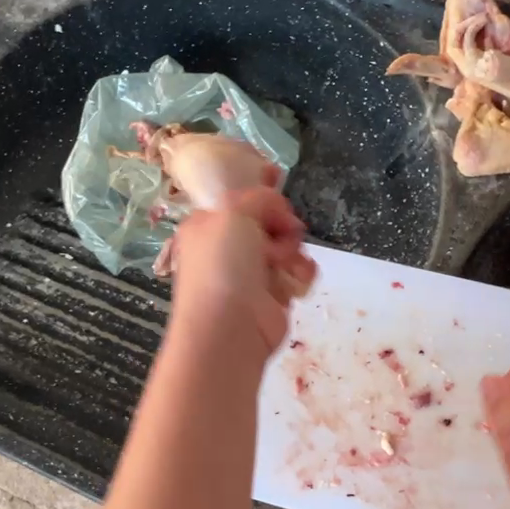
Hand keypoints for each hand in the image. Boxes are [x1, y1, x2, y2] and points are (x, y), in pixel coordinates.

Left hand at [169, 186, 315, 353]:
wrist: (230, 329)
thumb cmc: (223, 265)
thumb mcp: (233, 212)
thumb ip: (258, 197)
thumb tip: (277, 207)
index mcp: (208, 224)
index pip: (239, 198)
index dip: (261, 191)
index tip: (280, 179)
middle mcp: (226, 246)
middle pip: (268, 220)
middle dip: (282, 224)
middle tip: (285, 232)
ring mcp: (250, 272)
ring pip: (286, 245)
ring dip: (293, 251)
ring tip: (286, 263)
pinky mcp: (273, 294)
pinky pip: (296, 272)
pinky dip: (301, 273)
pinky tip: (298, 280)